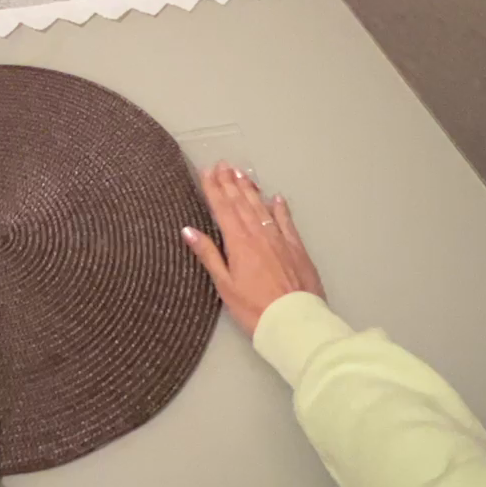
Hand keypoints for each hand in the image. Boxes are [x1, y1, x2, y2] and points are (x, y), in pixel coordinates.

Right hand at [181, 162, 322, 335]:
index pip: (223, 209)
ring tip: (242, 173)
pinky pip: (286, 222)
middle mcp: (259, 234)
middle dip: (230, 183)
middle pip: (242, 203)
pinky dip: (280, 208)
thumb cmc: (254, 308)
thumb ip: (208, 255)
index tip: (206, 171)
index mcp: (238, 242)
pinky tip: (276, 198)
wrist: (294, 322)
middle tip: (223, 164)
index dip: (214, 189)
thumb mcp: (225, 285)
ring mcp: (280, 239)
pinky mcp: (297, 248)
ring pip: (262, 208)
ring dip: (251, 189)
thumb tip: (188, 230)